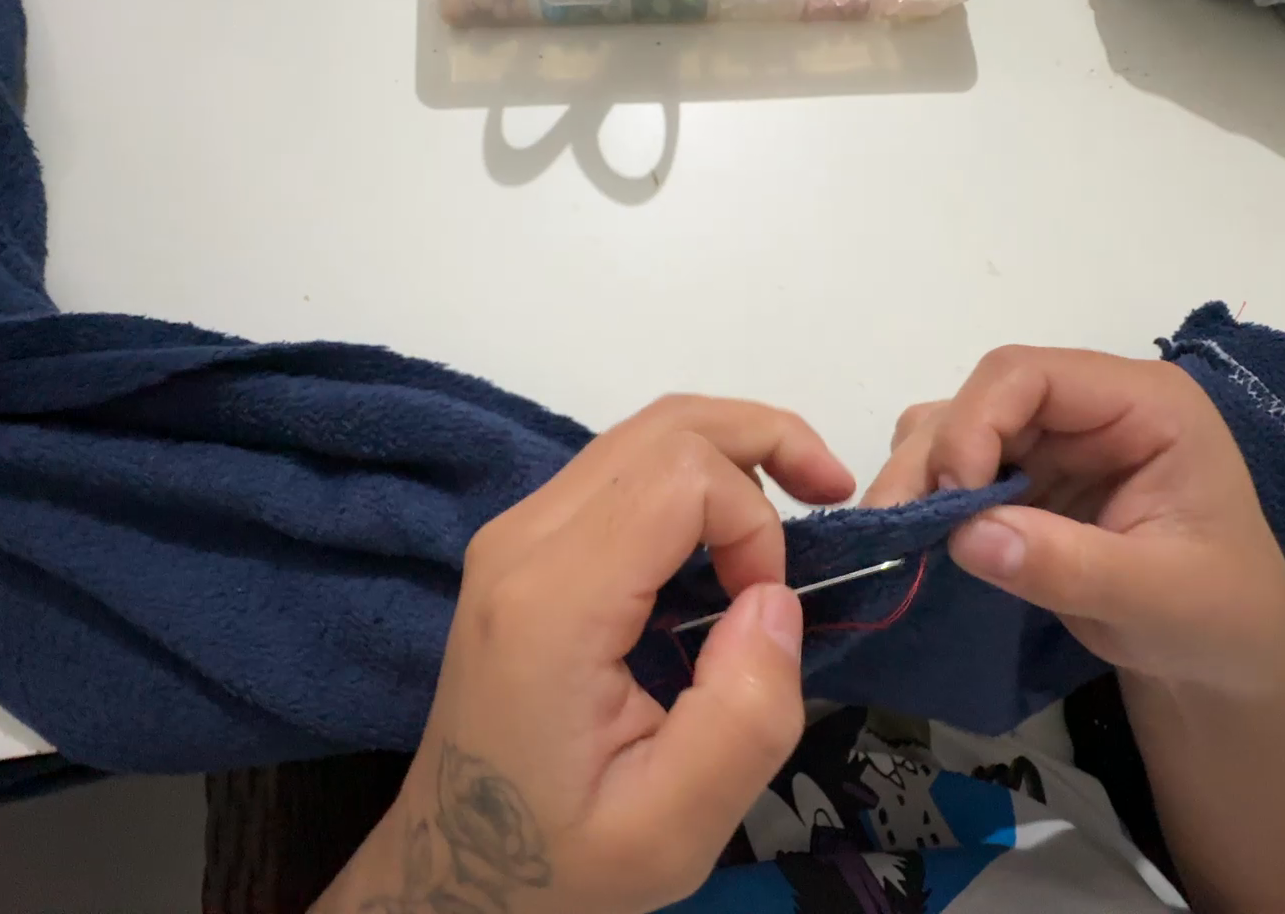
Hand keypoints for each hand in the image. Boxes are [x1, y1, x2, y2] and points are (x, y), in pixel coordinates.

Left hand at [314, 396, 855, 913]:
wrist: (453, 858)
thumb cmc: (557, 856)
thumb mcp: (669, 832)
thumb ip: (742, 719)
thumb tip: (775, 597)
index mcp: (551, 601)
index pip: (679, 479)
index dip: (754, 522)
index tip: (768, 604)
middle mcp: (524, 537)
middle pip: (664, 426)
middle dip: (764, 439)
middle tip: (830, 488)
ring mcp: (519, 529)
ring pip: (645, 432)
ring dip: (735, 447)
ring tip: (797, 494)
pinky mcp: (528, 536)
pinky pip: (626, 465)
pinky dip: (696, 470)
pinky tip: (731, 518)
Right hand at [863, 346, 1284, 695]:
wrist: (1220, 658)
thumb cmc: (1217, 621)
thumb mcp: (1160, 600)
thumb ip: (1067, 566)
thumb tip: (963, 534)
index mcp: (1140, 404)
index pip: (1025, 375)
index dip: (974, 424)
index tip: (956, 499)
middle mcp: (1083, 405)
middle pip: (974, 399)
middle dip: (930, 460)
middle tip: (897, 528)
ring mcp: (1047, 438)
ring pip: (947, 426)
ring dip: (916, 477)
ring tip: (903, 538)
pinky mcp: (1017, 473)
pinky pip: (947, 464)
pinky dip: (923, 495)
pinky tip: (924, 535)